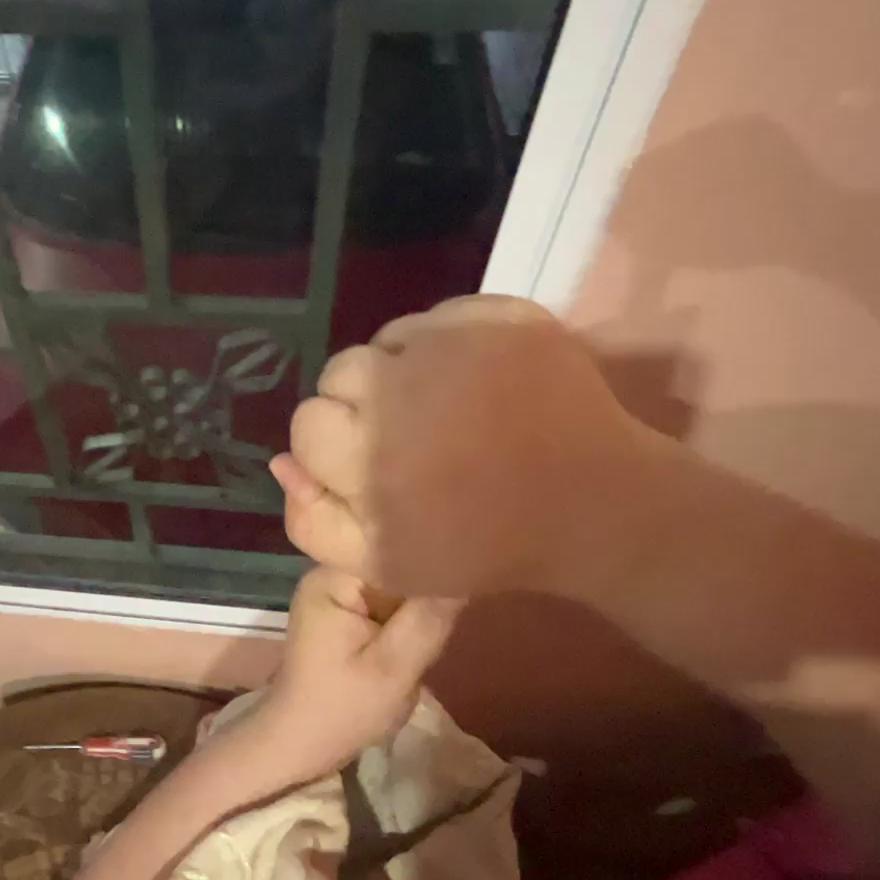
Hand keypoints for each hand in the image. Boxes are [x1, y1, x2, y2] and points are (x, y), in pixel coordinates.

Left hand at [230, 567, 461, 793]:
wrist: (298, 744)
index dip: (429, 558)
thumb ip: (427, 618)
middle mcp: (329, 576)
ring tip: (443, 617)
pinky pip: (384, 602)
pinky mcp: (341, 615)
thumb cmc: (341, 709)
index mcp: (332, 578)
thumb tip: (463, 570)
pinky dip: (404, 616)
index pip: (391, 547)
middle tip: (455, 605)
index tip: (464, 570)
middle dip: (424, 585)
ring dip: (417, 604)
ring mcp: (334, 595)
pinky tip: (419, 632)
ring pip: (393, 585)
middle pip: (393, 563)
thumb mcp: (393, 668)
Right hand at [273, 294, 681, 598]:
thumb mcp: (384, 564)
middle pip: (340, 374)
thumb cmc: (484, 547)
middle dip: (360, 406)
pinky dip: (445, 346)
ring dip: (400, 372)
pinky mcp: (501, 315)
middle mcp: (402, 388)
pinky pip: (439, 318)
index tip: (373, 469)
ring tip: (444, 410)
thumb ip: (313, 521)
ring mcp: (456, 342)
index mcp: (370, 456)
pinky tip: (475, 383)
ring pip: (386, 340)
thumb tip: (282, 461)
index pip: (309, 424)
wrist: (596, 507)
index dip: (335, 450)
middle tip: (408, 438)